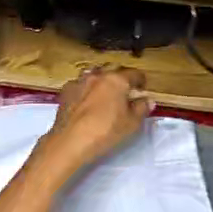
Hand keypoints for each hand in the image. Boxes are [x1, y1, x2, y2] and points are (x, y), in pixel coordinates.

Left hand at [36, 66, 152, 173]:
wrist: (70, 142)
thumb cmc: (106, 131)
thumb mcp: (132, 123)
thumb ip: (142, 108)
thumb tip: (147, 100)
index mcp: (117, 80)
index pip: (135, 74)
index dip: (141, 82)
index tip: (142, 90)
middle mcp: (98, 75)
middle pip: (114, 69)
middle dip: (121, 78)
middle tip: (125, 91)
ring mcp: (79, 82)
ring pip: (95, 74)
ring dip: (102, 80)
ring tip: (105, 93)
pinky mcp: (65, 92)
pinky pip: (80, 84)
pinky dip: (86, 89)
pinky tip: (86, 101)